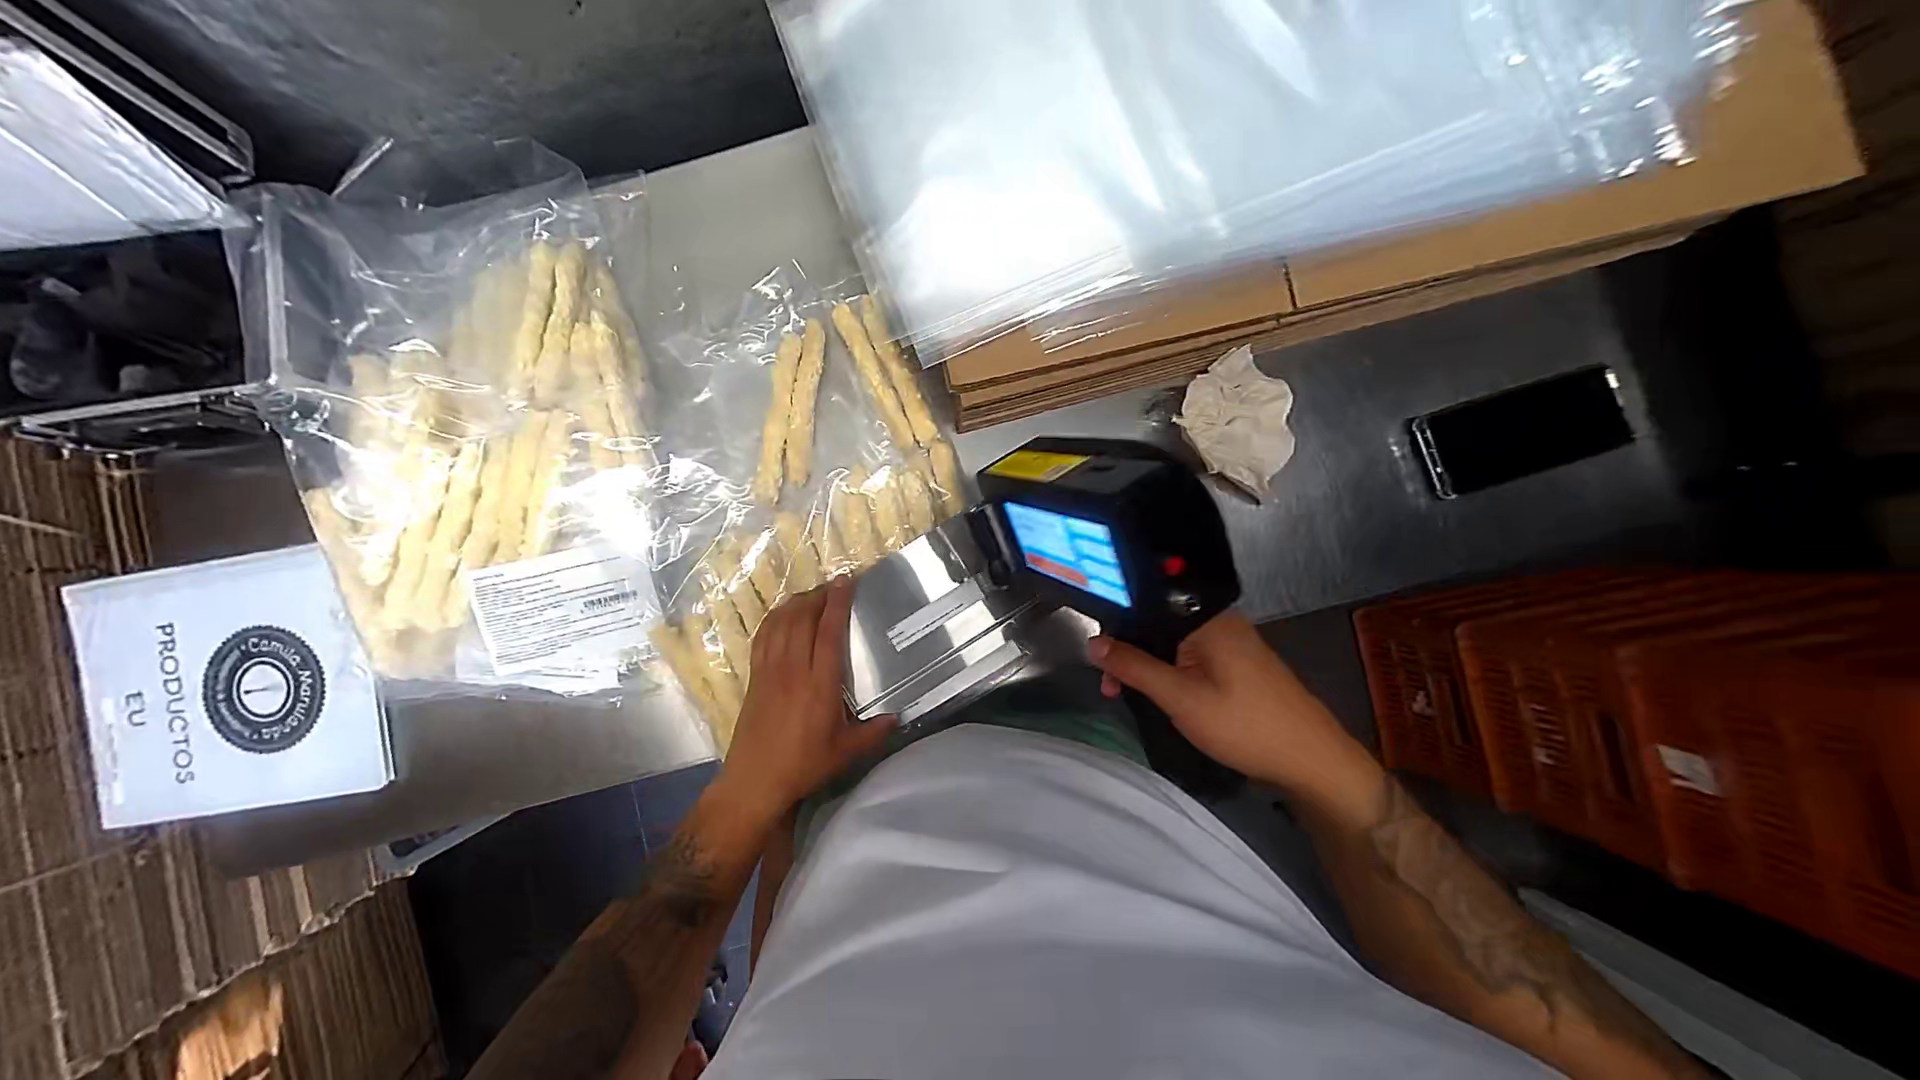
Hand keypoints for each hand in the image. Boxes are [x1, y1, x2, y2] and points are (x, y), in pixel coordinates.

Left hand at [716, 579, 895, 817]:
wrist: (755, 781)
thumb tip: (897, 718)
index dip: (838, 602)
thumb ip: (874, 732)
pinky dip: (775, 618)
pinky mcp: (755, 676)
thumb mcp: (846, 752)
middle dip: (819, 595)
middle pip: (803, 618)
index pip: (829, 631)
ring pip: (781, 622)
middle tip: (834, 585)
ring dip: (797, 602)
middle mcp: (793, 669)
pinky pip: (763, 636)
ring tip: (813, 595)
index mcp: (819, 683)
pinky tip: (784, 615)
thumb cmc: (804, 765)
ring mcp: (770, 670)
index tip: (847, 582)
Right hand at [1088, 613, 1380, 808]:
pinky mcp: (1238, 662)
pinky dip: (1171, 673)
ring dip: (1148, 666)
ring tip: (1129, 694)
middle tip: (1111, 687)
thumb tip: (1093, 643)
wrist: (1311, 760)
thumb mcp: (1179, 698)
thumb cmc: (1244, 726)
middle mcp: (1220, 621)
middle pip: (1158, 624)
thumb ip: (1134, 666)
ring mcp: (1232, 641)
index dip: (1117, 630)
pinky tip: (1162, 694)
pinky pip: (1192, 656)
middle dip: (1130, 653)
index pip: (1145, 606)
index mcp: (1206, 618)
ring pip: (1173, 643)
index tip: (1099, 661)